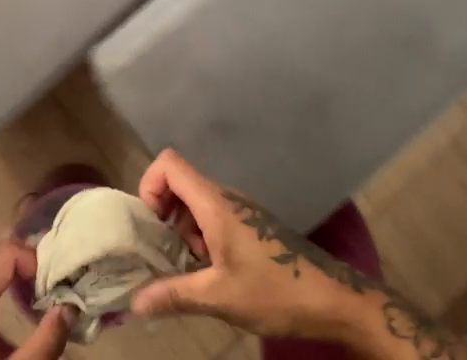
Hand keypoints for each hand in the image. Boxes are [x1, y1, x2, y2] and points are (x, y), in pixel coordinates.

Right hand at [126, 149, 367, 341]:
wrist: (333, 299)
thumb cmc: (275, 290)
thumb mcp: (219, 297)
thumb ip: (173, 295)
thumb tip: (134, 302)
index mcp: (215, 203)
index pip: (169, 164)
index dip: (150, 185)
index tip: (150, 226)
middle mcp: (226, 198)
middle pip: (180, 184)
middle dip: (162, 216)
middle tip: (163, 255)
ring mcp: (242, 211)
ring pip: (196, 204)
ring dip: (182, 231)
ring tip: (187, 270)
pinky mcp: (252, 226)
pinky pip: (214, 218)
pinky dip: (201, 239)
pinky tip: (210, 274)